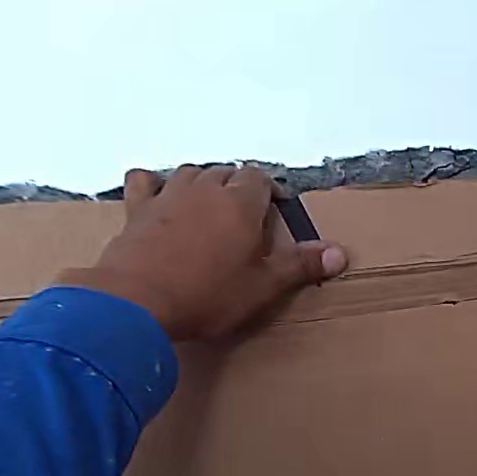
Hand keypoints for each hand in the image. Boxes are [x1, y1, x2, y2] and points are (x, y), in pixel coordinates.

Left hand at [56, 164, 346, 341]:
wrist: (137, 303)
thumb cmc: (208, 295)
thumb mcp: (263, 286)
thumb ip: (300, 265)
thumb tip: (340, 253)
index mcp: (240, 204)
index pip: (259, 177)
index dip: (270, 189)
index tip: (278, 208)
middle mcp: (204, 190)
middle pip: (226, 172)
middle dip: (240, 186)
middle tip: (248, 214)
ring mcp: (167, 196)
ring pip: (190, 172)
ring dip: (204, 182)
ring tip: (212, 205)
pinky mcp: (136, 210)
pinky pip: (145, 181)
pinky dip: (155, 183)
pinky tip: (159, 196)